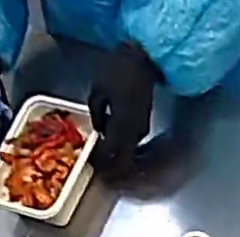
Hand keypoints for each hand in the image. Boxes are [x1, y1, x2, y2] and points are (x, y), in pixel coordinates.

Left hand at [88, 43, 157, 177]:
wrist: (142, 61)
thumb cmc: (117, 71)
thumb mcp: (98, 91)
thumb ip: (96, 114)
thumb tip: (99, 131)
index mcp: (122, 125)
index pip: (112, 154)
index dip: (103, 164)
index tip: (95, 168)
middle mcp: (134, 132)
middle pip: (123, 160)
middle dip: (113, 168)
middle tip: (101, 171)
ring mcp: (141, 130)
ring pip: (128, 152)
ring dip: (118, 157)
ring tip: (106, 159)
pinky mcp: (144, 125)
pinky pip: (132, 143)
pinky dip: (123, 147)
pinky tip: (114, 144)